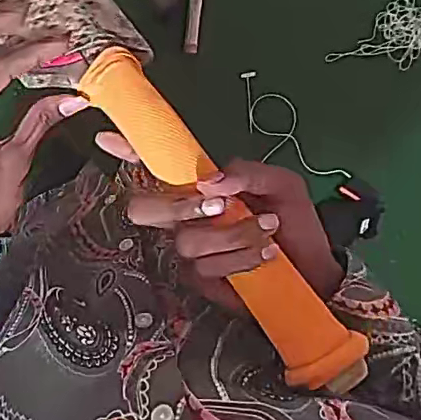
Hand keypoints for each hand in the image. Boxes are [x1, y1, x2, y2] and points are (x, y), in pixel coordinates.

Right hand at [101, 135, 342, 310]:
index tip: (106, 139)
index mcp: (199, 186)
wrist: (314, 267)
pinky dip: (240, 258)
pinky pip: (204, 268)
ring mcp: (188, 248)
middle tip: (222, 205)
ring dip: (233, 235)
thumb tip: (208, 180)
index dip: (127, 152)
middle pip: (144, 208)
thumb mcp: (281, 185)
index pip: (154, 167)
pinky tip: (265, 255)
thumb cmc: (293, 221)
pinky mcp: (200, 280)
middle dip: (180, 206)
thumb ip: (247, 173)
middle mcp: (184, 216)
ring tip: (268, 231)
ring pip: (184, 240)